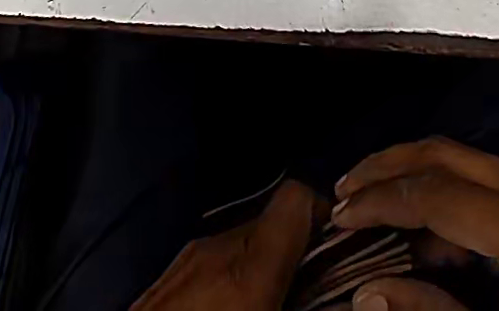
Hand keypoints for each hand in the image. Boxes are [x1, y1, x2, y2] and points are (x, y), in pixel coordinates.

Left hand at [133, 178, 322, 310]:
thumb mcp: (260, 310)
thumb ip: (302, 304)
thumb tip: (337, 302)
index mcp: (249, 270)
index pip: (296, 199)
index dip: (321, 213)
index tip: (336, 245)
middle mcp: (217, 250)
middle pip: (271, 223)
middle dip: (293, 252)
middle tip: (307, 292)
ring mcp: (184, 261)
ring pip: (239, 243)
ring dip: (259, 267)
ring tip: (267, 306)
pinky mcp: (162, 279)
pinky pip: (209, 263)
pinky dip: (227, 281)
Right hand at [332, 138, 498, 310]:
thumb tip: (376, 294)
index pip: (433, 190)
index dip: (378, 200)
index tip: (344, 212)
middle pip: (444, 152)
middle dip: (388, 166)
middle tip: (349, 189)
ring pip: (465, 157)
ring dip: (416, 176)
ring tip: (379, 209)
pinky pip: (490, 179)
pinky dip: (450, 194)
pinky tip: (431, 233)